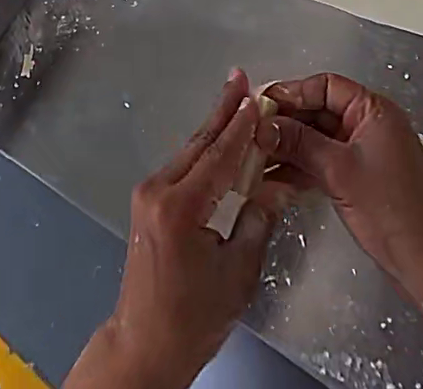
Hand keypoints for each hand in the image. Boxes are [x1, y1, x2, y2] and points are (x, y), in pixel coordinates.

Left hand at [67, 69, 292, 388]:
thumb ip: (258, 218)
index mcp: (181, 208)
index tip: (256, 98)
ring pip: (189, 152)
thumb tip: (279, 182)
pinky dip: (204, 150)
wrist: (144, 344)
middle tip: (239, 77)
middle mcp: (158, 191)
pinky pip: (182, 166)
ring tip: (235, 99)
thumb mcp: (238, 270)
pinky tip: (218, 138)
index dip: (241, 126)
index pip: (220, 156)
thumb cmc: (194, 316)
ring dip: (214, 127)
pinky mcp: (146, 202)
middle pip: (200, 143)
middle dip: (223, 110)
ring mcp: (148, 194)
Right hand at [259, 73, 422, 283]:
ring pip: (317, 137)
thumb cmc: (390, 208)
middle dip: (285, 121)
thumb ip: (299, 143)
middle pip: (318, 110)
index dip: (292, 92)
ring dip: (288, 146)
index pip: (326, 86)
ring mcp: (363, 151)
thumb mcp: (339, 170)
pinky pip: (322, 160)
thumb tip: (263, 125)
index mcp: (372, 110)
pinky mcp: (358, 177)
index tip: (261, 104)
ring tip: (254, 156)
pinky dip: (300, 166)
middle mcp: (368, 124)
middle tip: (251, 132)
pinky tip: (272, 178)